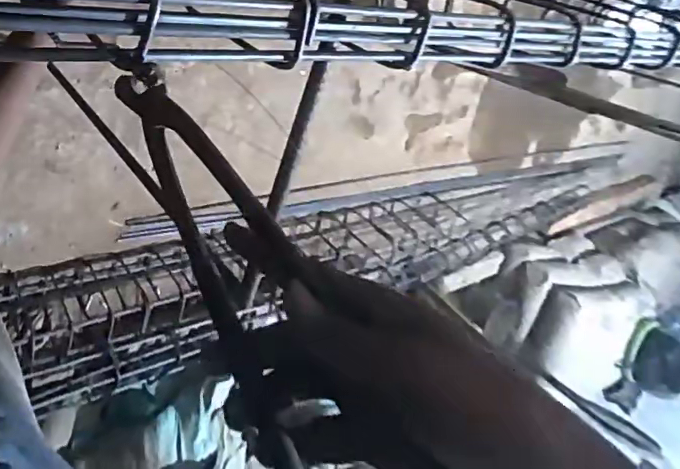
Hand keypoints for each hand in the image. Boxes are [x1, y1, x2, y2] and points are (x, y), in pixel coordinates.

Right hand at [225, 224, 628, 468]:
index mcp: (373, 312)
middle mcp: (365, 347)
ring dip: (270, 398)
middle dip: (256, 347)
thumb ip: (339, 335)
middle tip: (210, 369)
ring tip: (239, 418)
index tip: (227, 232)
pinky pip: (326, 435)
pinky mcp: (377, 442)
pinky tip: (273, 451)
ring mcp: (371, 395)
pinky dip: (298, 441)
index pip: (309, 275)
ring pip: (305, 388)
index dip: (268, 256)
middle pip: (298, 338)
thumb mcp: (403, 365)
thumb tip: (286, 289)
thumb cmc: (470, 401)